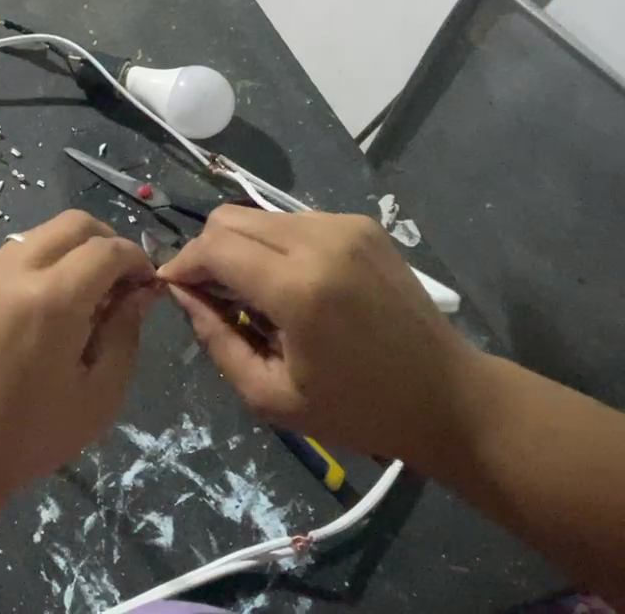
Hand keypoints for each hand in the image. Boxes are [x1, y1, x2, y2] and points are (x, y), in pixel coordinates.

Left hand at [0, 210, 157, 499]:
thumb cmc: (25, 438)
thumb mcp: (96, 398)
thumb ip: (124, 334)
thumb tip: (138, 293)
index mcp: (53, 297)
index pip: (107, 249)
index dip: (137, 259)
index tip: (147, 284)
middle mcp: (14, 270)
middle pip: (72, 223)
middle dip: (106, 241)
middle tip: (119, 281)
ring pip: (38, 235)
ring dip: (69, 250)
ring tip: (81, 297)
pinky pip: (10, 257)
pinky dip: (37, 265)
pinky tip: (40, 310)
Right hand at [157, 207, 484, 466]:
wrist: (450, 398)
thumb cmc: (358, 410)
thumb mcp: (271, 396)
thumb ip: (216, 340)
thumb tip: (182, 295)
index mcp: (298, 288)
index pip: (213, 248)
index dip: (183, 264)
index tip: (174, 289)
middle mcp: (320, 241)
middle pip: (229, 219)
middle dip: (206, 252)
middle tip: (210, 293)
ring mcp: (344, 226)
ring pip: (258, 215)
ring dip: (240, 246)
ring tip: (253, 291)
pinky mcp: (361, 224)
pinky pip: (292, 220)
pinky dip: (274, 244)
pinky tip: (290, 282)